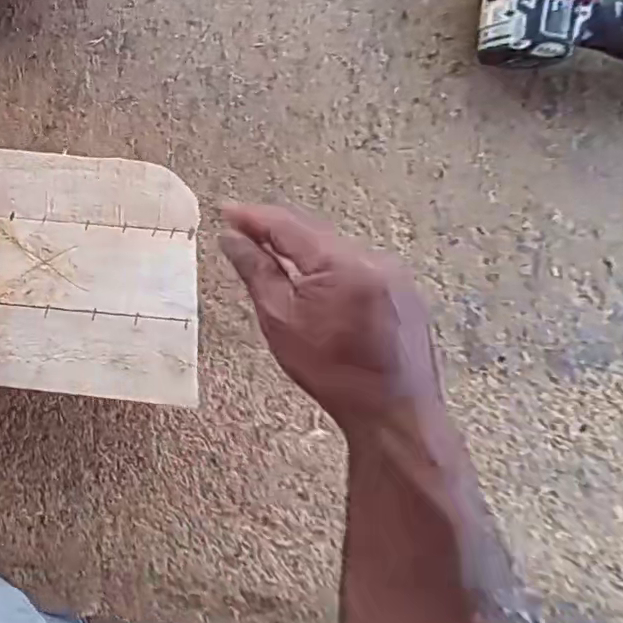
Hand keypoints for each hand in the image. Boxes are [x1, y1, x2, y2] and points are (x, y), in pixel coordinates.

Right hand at [219, 204, 442, 430]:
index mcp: (344, 266)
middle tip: (234, 224)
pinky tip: (298, 267)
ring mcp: (393, 275)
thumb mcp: (278, 316)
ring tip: (259, 244)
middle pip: (311, 230)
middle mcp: (375, 262)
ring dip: (294, 241)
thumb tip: (232, 238)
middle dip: (271, 226)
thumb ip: (255, 270)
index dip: (252, 217)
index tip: (224, 210)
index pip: (288, 227)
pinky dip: (317, 257)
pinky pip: (349, 260)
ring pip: (330, 244)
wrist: (393, 412)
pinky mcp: (399, 290)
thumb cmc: (331, 369)